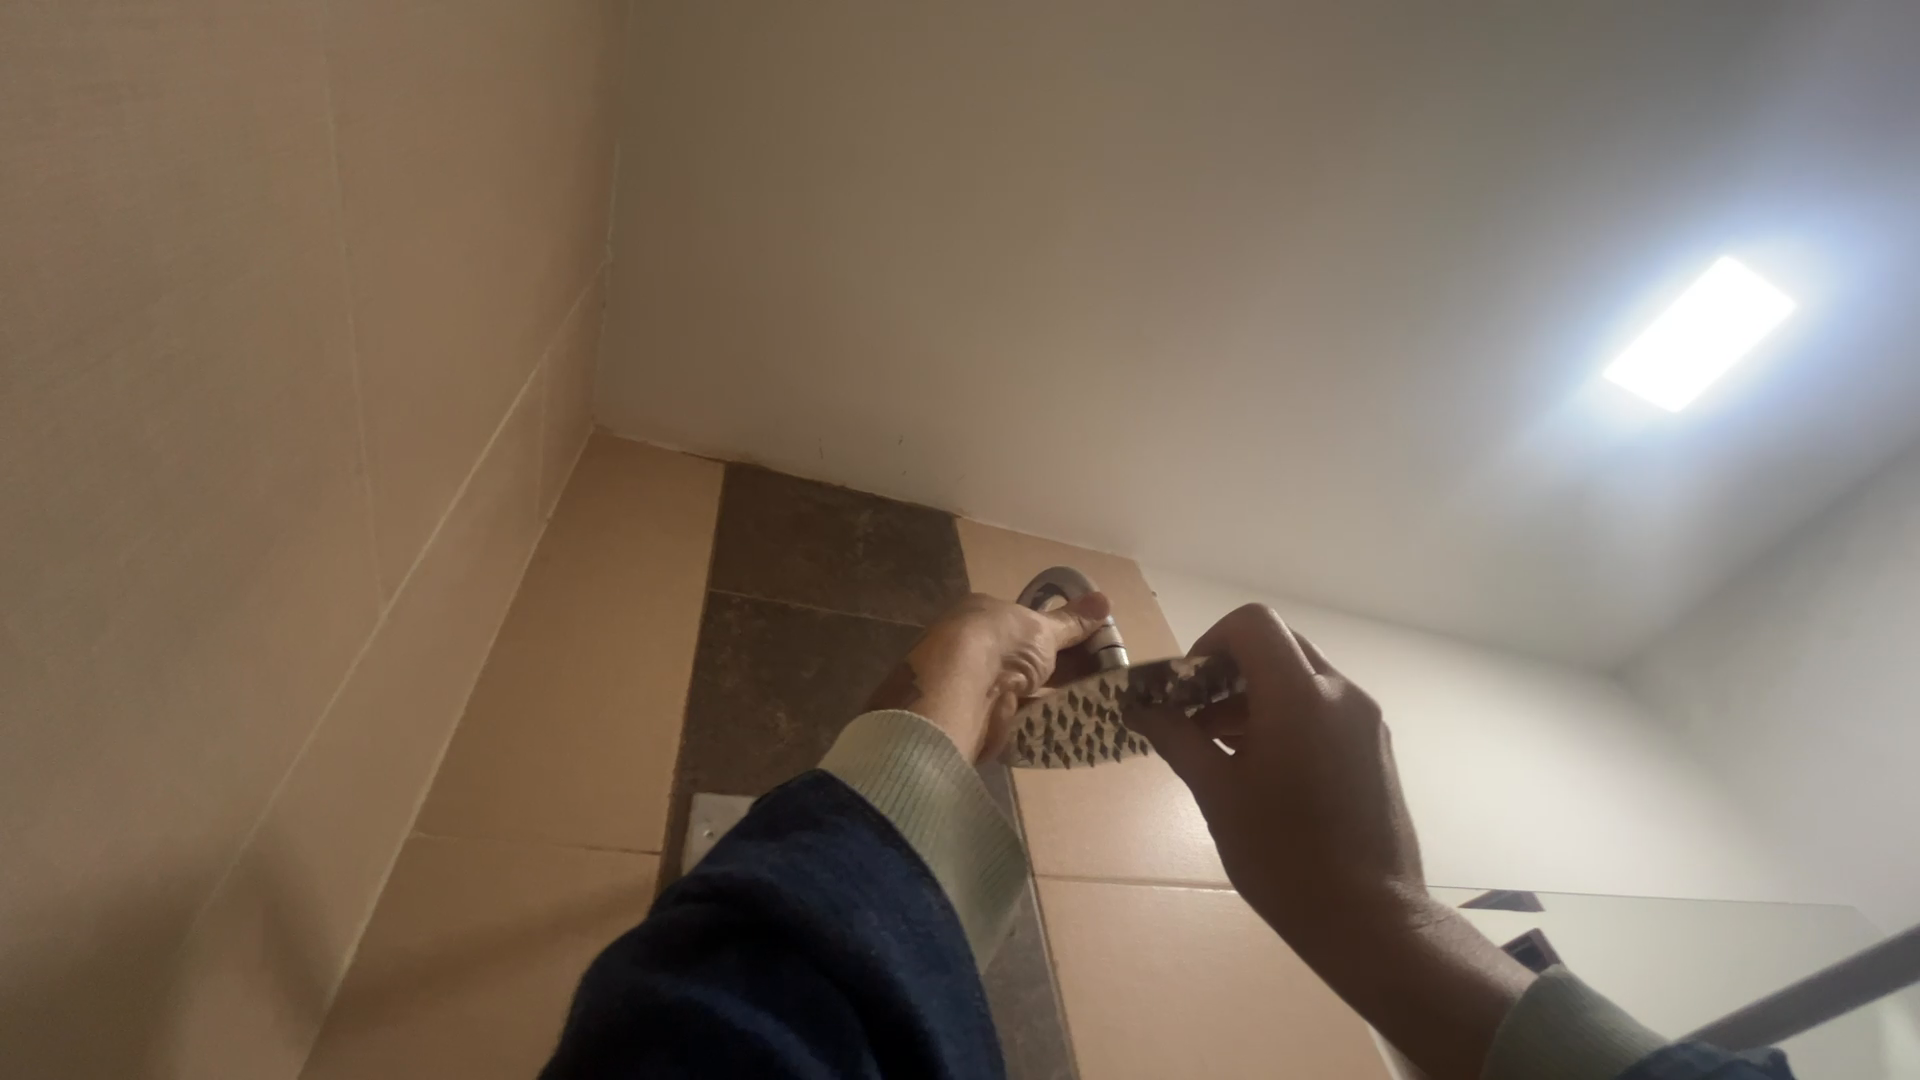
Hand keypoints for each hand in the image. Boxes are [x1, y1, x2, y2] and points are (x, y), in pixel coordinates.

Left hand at [867, 592, 1112, 762]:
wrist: (961, 690)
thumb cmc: (1001, 643)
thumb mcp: (1044, 629)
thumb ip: (1073, 622)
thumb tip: (1105, 599)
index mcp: (984, 614)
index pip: (1024, 621)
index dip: (1056, 632)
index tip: (1089, 643)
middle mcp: (976, 644)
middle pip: (1026, 655)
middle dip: (1061, 665)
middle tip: (1102, 674)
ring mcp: (975, 680)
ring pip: (1022, 686)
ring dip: (1052, 692)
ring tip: (1095, 699)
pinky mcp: (978, 714)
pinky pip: (1017, 713)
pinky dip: (1040, 715)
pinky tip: (1070, 720)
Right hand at [1129, 604, 1530, 1079]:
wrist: (1370, 920)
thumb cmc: (1282, 855)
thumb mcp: (1215, 792)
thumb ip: (1174, 736)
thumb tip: (1136, 708)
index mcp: (1299, 696)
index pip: (1253, 623)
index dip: (1210, 641)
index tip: (1188, 686)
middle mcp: (1339, 693)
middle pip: (1276, 643)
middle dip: (1228, 668)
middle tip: (1196, 711)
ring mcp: (1363, 718)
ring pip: (1298, 674)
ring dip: (1253, 693)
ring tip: (1218, 744)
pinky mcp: (1373, 744)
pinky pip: (1321, 703)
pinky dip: (1283, 712)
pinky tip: (1258, 763)